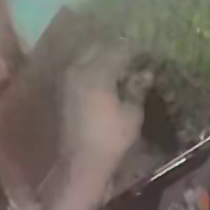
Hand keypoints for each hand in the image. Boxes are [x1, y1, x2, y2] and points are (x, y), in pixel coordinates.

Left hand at [60, 44, 144, 196]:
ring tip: (120, 67)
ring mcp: (66, 80)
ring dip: (103, 57)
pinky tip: (106, 79)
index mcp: (96, 72)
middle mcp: (77, 70)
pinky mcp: (62, 91)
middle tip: (133, 57)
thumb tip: (144, 75)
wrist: (81, 162)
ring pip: (86, 57)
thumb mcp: (132, 114)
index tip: (147, 54)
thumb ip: (137, 90)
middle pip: (98, 48)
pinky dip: (93, 69)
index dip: (135, 50)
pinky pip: (80, 70)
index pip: (119, 50)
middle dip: (116, 49)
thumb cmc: (111, 139)